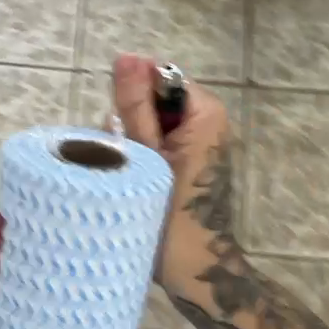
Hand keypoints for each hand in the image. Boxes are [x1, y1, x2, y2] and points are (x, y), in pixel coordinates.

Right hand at [111, 53, 235, 297]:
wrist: (195, 271)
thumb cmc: (172, 215)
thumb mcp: (146, 155)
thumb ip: (136, 106)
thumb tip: (125, 57)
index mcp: (205, 113)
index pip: (158, 77)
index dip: (133, 97)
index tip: (121, 129)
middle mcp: (207, 122)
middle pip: (152, 100)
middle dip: (129, 122)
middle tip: (124, 157)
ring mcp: (197, 144)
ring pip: (148, 123)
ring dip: (129, 143)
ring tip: (125, 174)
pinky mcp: (187, 164)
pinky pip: (155, 144)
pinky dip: (138, 157)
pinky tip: (129, 182)